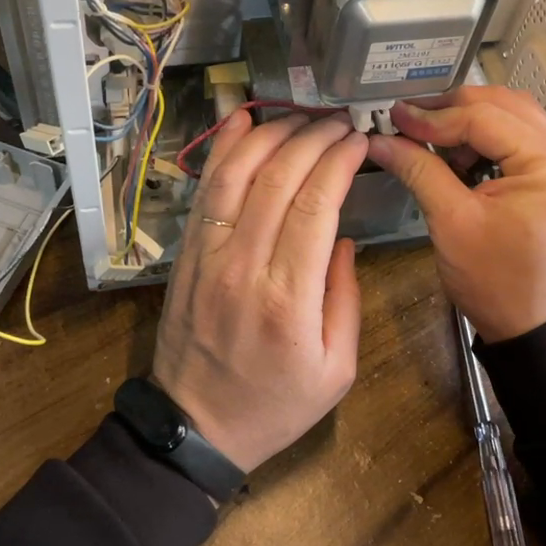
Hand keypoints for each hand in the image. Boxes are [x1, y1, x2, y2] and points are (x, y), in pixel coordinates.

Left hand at [151, 111, 367, 471]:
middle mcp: (244, 266)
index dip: (337, 162)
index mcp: (288, 298)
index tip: (358, 140)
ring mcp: (208, 255)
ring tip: (301, 116)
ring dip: (270, 135)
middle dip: (312, 139)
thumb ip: (345, 298)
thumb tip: (343, 237)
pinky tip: (243, 120)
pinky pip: (205, 191)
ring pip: (236, 175)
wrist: (194, 429)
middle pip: (277, 180)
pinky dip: (223, 151)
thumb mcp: (337, 370)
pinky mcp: (187, 253)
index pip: (314, 205)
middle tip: (339, 121)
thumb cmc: (275, 404)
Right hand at [366, 86, 545, 342]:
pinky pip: (520, 139)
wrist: (536, 330)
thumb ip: (419, 170)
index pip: (484, 118)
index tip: (393, 116)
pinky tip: (457, 155)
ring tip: (428, 136)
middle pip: (503, 106)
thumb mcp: (452, 222)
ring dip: (469, 121)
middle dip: (451, 110)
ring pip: (512, 117)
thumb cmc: (496, 281)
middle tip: (407, 118)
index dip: (434, 116)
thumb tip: (379, 138)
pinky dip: (487, 139)